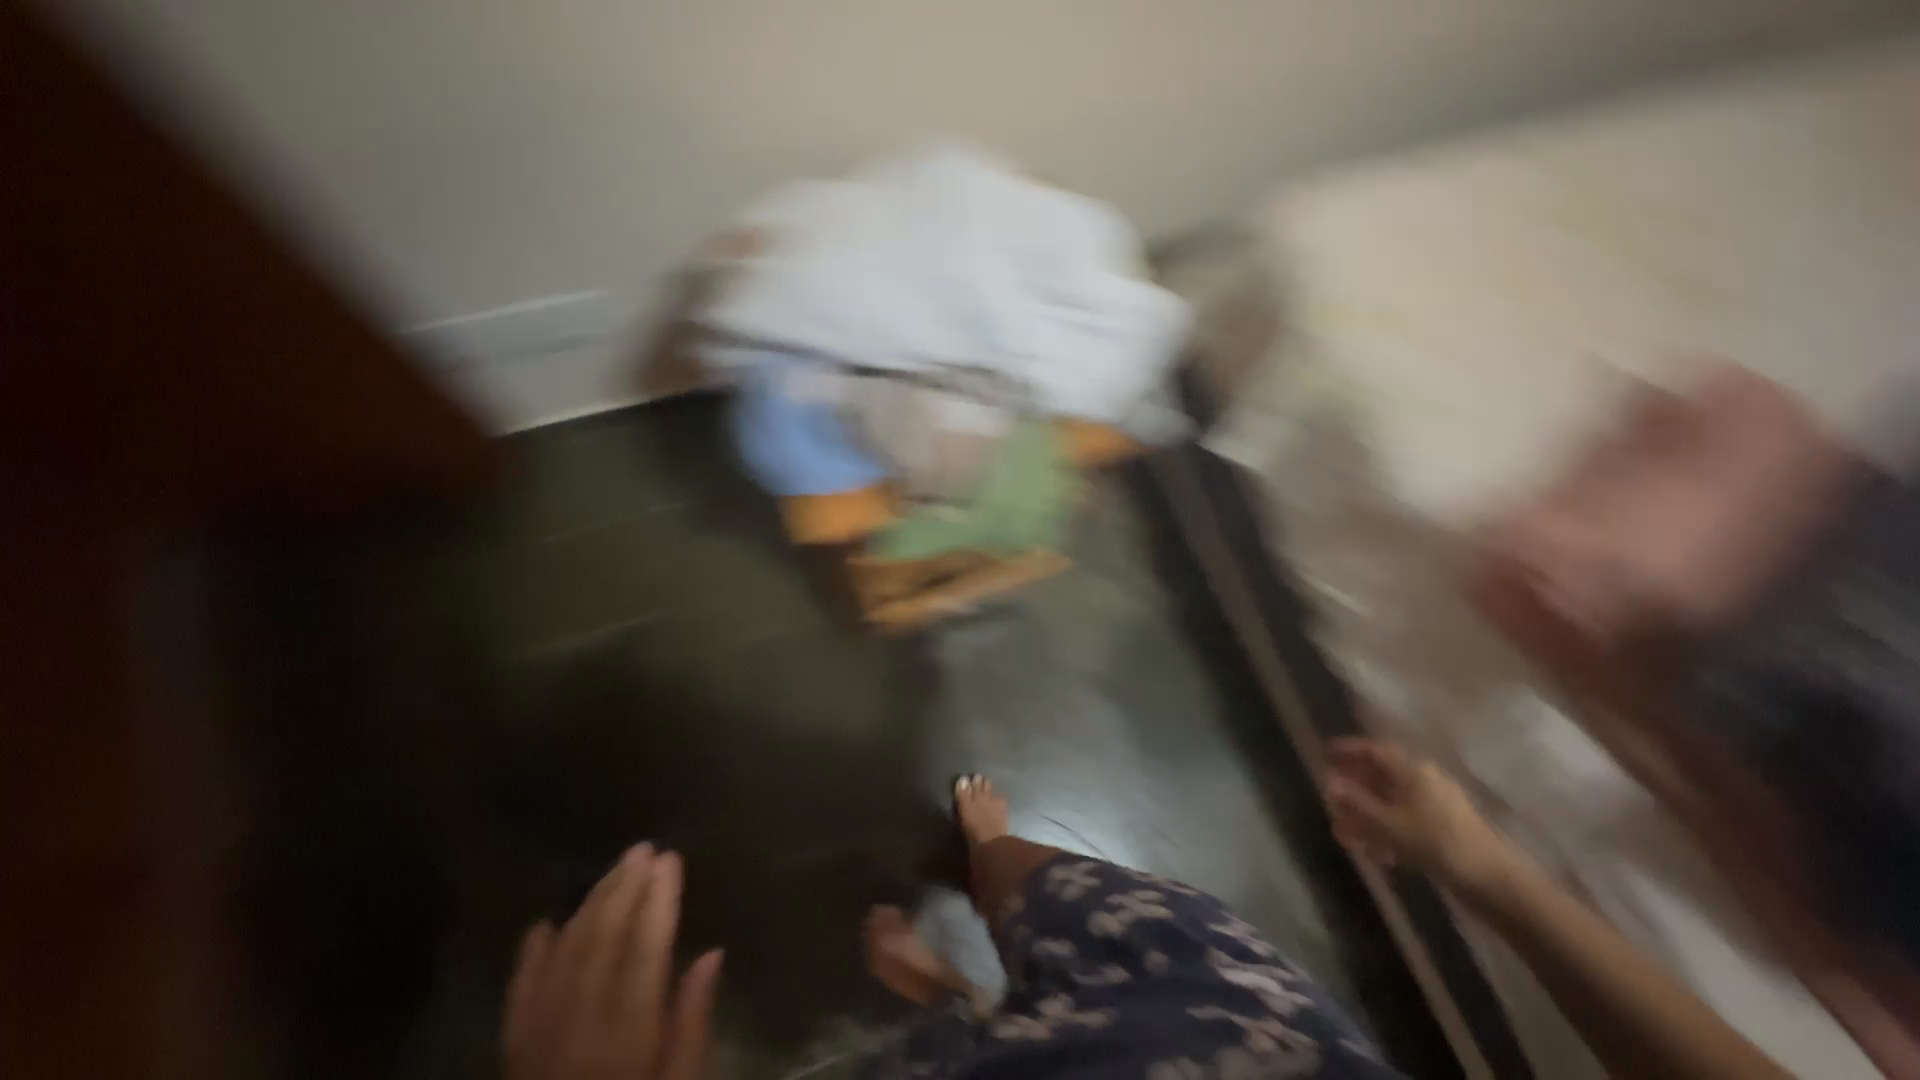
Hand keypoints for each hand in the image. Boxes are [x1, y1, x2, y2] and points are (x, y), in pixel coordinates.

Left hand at [504, 845, 722, 1079]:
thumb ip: (692, 1024)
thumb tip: (710, 955)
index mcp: (627, 1036)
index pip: (645, 949)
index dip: (659, 899)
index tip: (672, 859)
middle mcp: (579, 1025)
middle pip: (602, 940)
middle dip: (625, 888)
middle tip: (644, 849)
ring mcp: (539, 1036)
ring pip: (563, 953)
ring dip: (588, 906)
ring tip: (614, 870)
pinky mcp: (513, 1052)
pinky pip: (519, 992)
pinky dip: (531, 955)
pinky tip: (544, 923)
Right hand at [1323, 738, 1514, 892]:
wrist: (1490, 879)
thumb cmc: (1435, 842)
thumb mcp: (1388, 823)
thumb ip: (1356, 802)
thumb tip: (1329, 781)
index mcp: (1412, 770)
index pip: (1375, 750)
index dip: (1349, 750)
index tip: (1326, 752)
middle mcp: (1425, 780)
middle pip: (1383, 776)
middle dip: (1355, 786)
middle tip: (1330, 794)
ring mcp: (1436, 805)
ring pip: (1392, 802)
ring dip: (1366, 813)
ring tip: (1342, 828)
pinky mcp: (1443, 829)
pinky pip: (1405, 821)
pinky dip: (1385, 830)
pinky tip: (1372, 851)